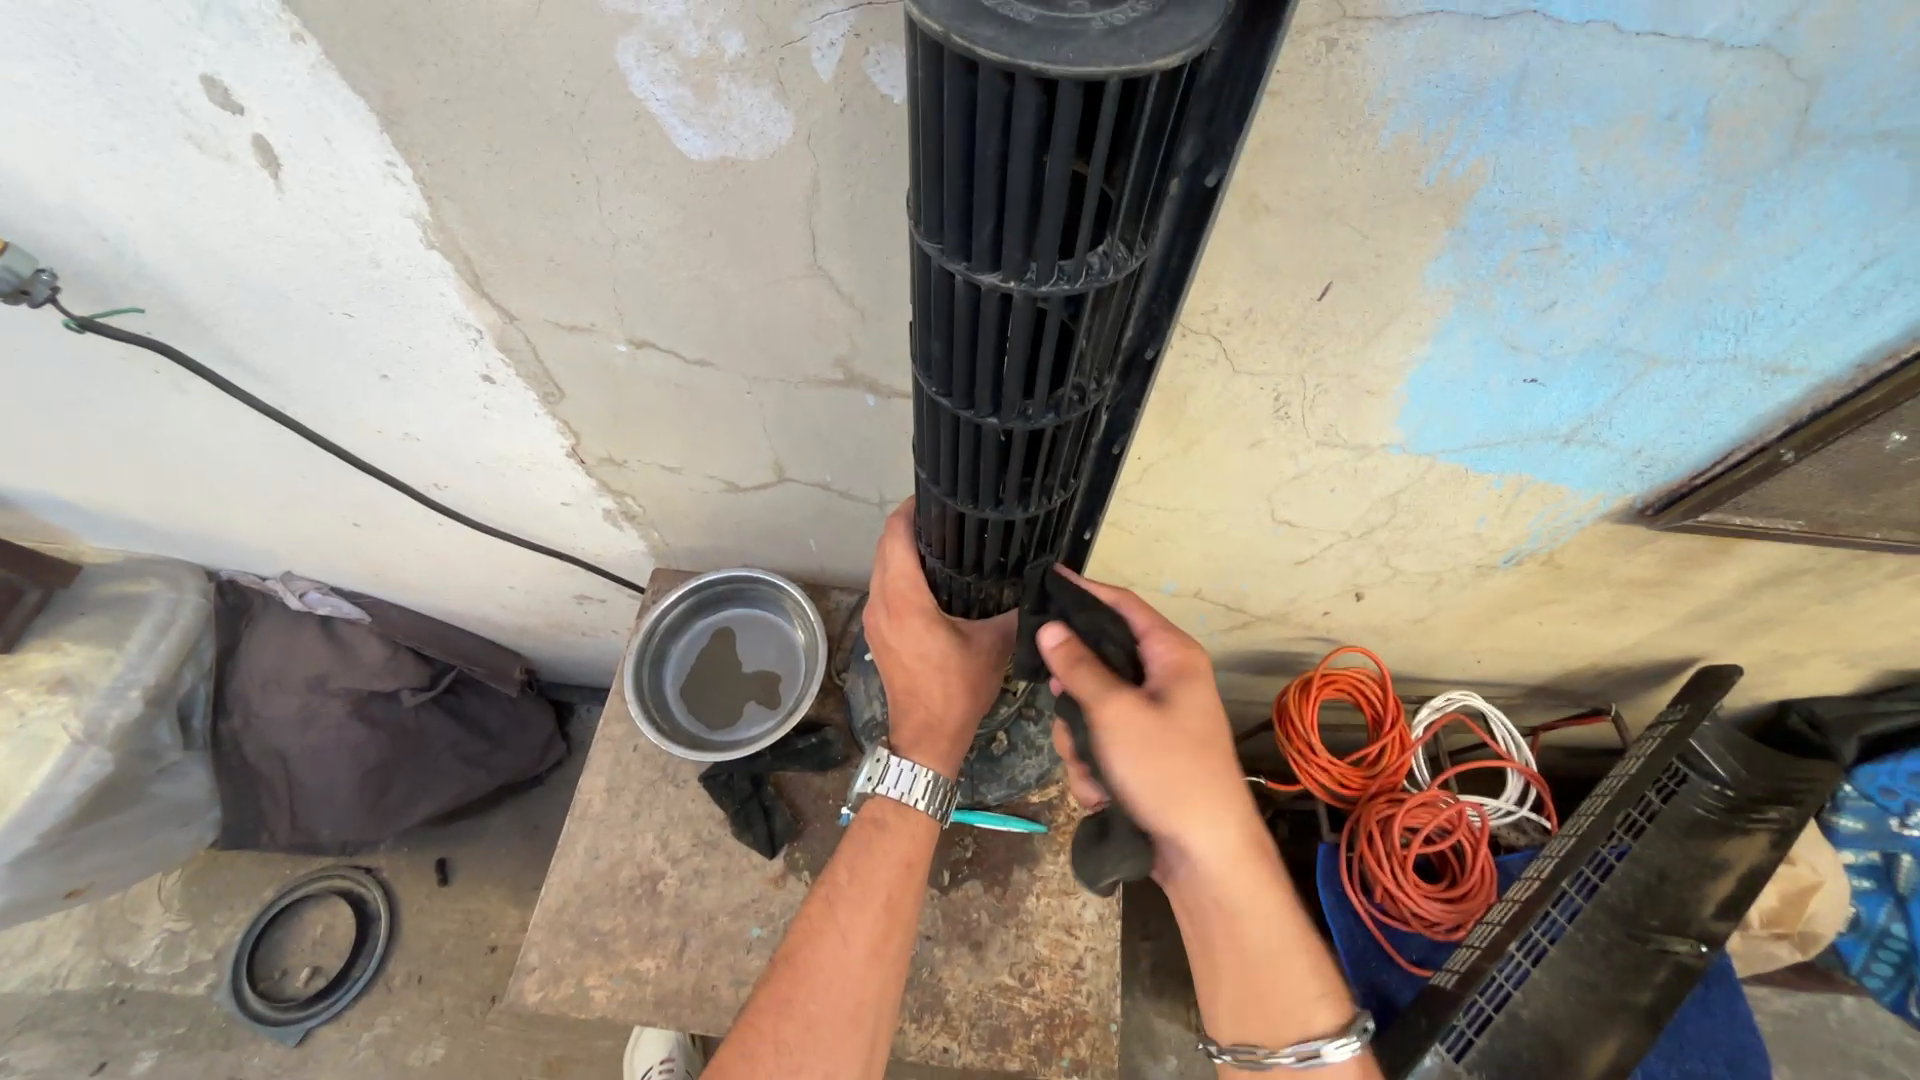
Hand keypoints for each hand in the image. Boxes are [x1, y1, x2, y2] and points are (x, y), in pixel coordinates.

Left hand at [864, 499, 1015, 776]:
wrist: (927, 737)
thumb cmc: (958, 689)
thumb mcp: (994, 644)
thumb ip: (1013, 608)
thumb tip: (1035, 580)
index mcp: (904, 598)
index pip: (895, 536)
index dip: (911, 510)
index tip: (937, 498)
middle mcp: (881, 602)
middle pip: (884, 547)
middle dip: (909, 526)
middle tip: (947, 517)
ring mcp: (874, 618)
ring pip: (880, 567)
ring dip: (902, 549)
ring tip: (941, 541)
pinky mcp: (877, 632)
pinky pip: (883, 587)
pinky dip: (899, 572)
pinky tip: (930, 577)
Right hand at [1038, 567, 1270, 890]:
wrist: (1204, 853)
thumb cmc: (1167, 770)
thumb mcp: (1115, 713)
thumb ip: (1078, 667)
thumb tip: (1049, 626)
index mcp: (1171, 656)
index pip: (1122, 605)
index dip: (1084, 591)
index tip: (1046, 578)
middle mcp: (1164, 680)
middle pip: (1098, 663)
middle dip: (1075, 696)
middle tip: (1062, 706)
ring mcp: (1153, 719)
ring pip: (1091, 709)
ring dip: (1082, 742)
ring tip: (1095, 771)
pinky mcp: (1142, 753)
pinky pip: (1101, 743)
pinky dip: (1095, 767)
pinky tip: (1103, 793)